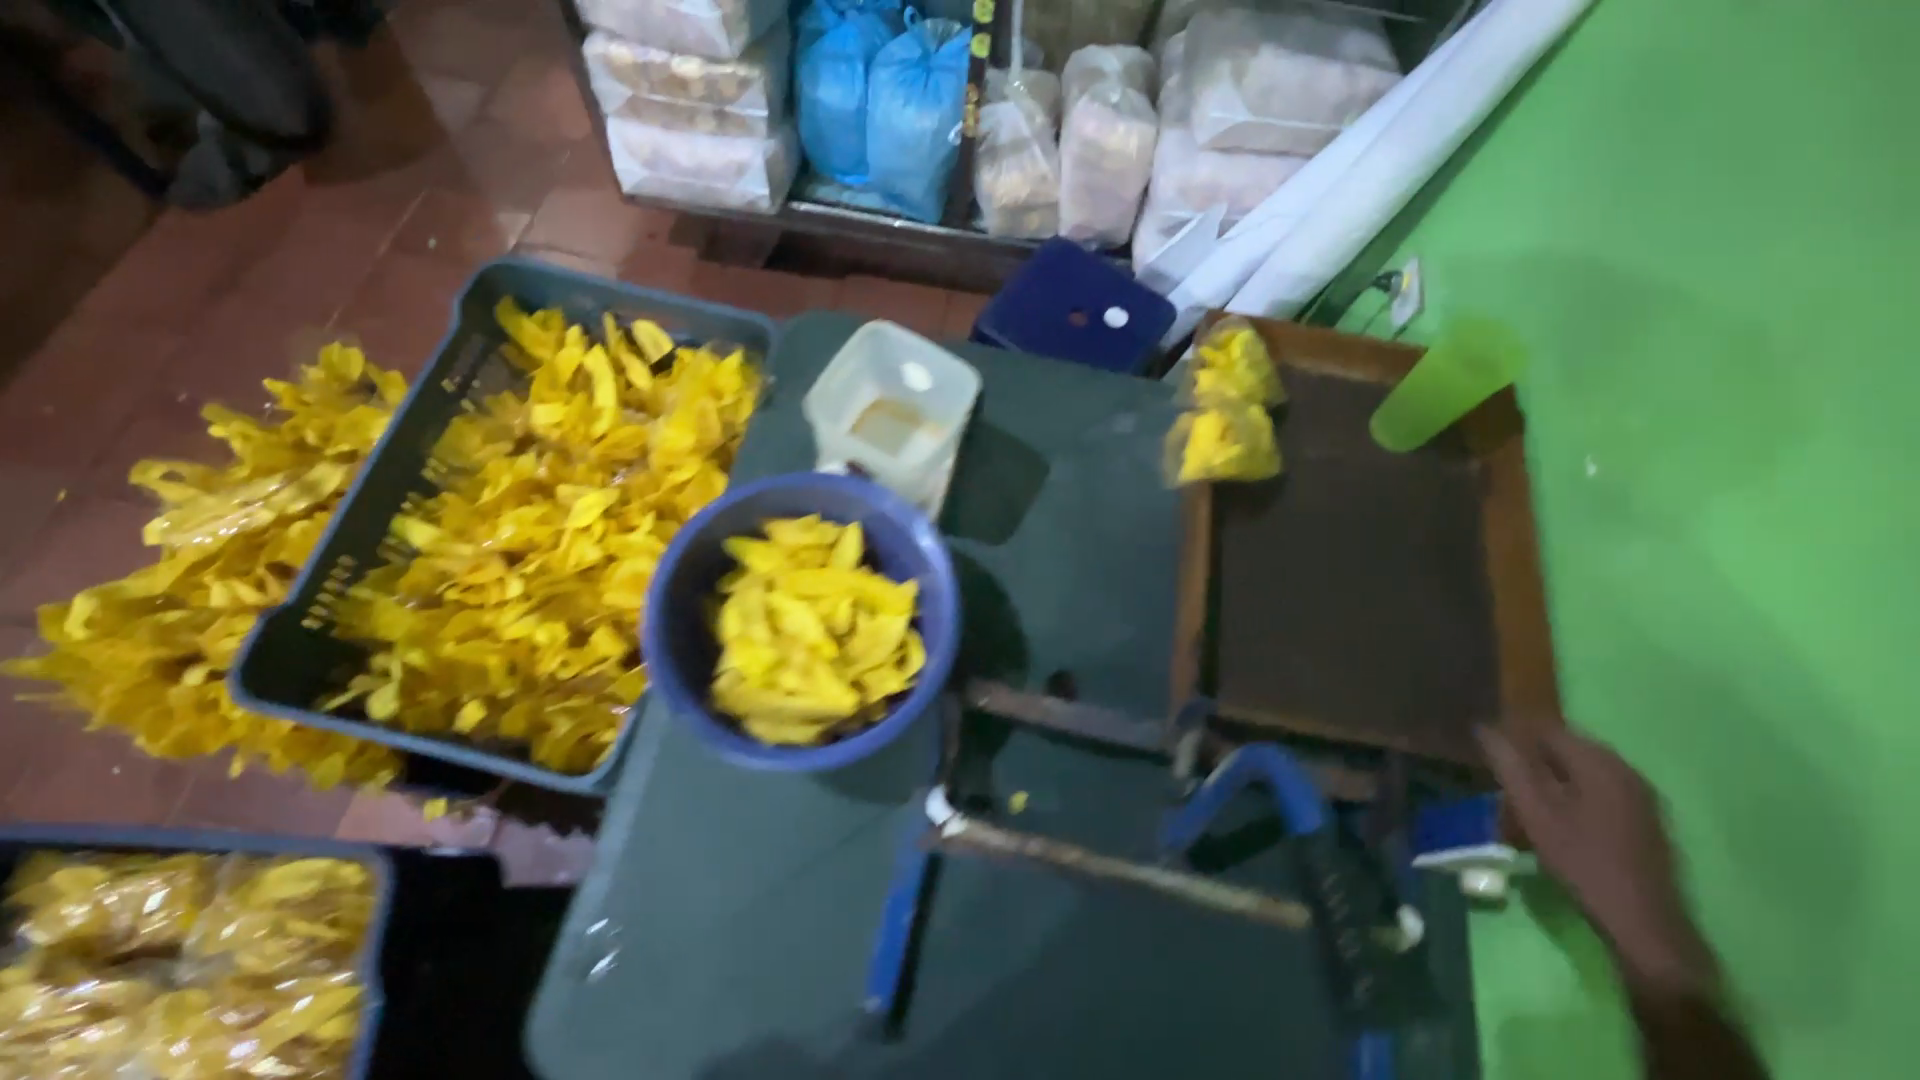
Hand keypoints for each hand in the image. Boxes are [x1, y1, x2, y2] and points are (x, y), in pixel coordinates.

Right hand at [1478, 726, 1716, 992]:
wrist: (1642, 922)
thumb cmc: (1582, 861)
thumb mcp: (1535, 812)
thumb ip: (1510, 766)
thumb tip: (1484, 728)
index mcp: (1600, 762)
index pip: (1548, 730)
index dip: (1513, 738)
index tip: (1488, 759)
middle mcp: (1626, 771)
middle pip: (1566, 752)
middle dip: (1530, 766)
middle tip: (1502, 793)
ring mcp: (1641, 797)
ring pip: (1581, 775)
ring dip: (1548, 786)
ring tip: (1522, 815)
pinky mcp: (1645, 821)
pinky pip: (1598, 795)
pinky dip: (1570, 802)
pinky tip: (1555, 829)